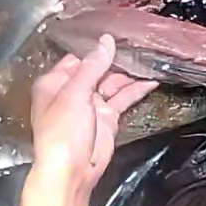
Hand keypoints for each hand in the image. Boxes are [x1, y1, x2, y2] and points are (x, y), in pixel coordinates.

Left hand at [28, 36, 158, 192]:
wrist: (71, 171)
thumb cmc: (62, 132)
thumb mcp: (76, 93)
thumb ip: (93, 66)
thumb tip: (106, 41)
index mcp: (55, 82)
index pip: (77, 58)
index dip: (96, 48)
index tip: (117, 34)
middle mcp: (73, 91)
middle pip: (97, 69)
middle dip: (116, 59)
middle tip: (138, 44)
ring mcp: (91, 104)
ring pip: (112, 83)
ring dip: (129, 74)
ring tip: (148, 59)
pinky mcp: (107, 117)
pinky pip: (123, 99)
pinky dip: (136, 90)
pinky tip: (150, 81)